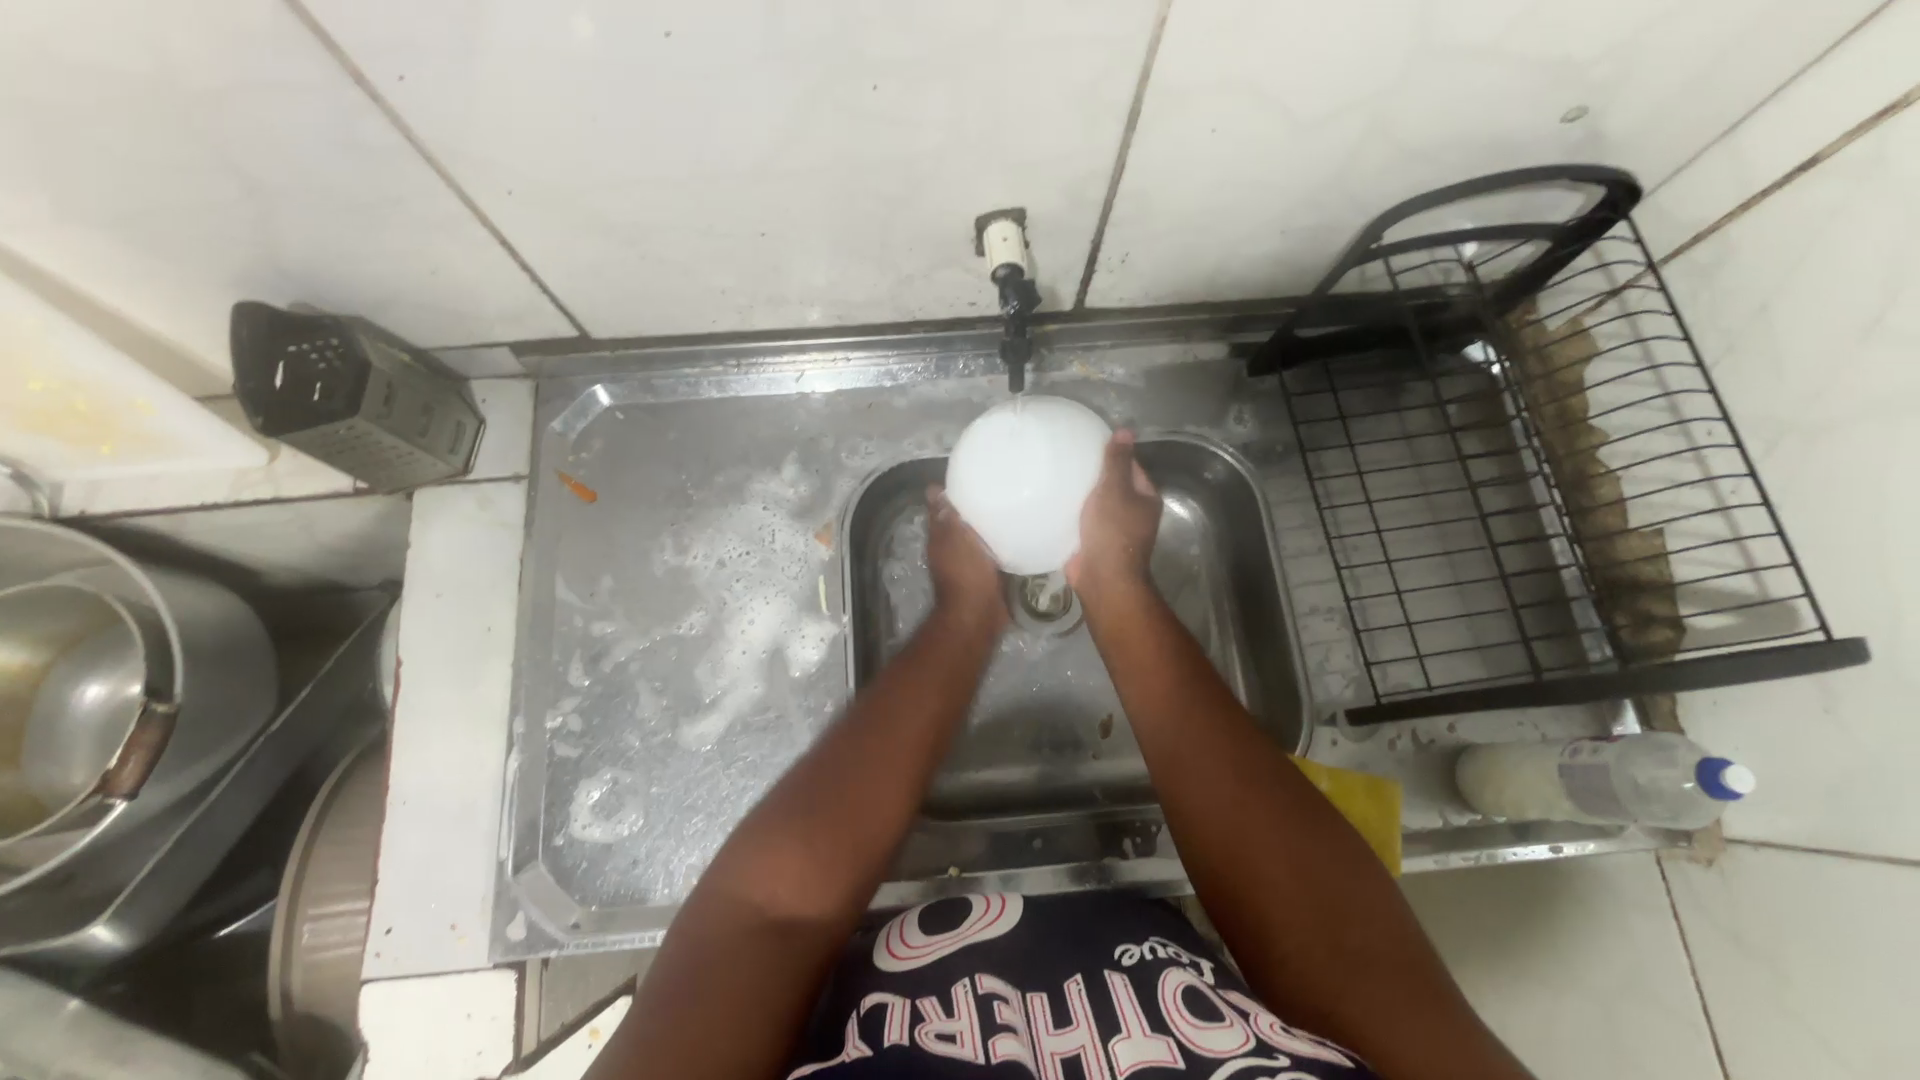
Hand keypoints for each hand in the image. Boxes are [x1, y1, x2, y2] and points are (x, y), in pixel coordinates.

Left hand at [925, 485, 1007, 633]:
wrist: (980, 613)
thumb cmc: (965, 573)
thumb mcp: (954, 539)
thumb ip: (946, 516)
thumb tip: (932, 489)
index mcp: (940, 539)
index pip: (942, 510)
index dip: (950, 494)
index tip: (969, 477)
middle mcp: (952, 550)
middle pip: (961, 524)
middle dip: (974, 508)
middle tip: (997, 488)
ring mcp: (970, 564)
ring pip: (979, 538)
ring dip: (990, 526)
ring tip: (1012, 505)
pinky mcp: (988, 574)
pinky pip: (995, 553)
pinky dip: (1002, 544)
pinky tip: (1018, 532)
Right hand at [1066, 431, 1160, 598]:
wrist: (1102, 577)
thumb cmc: (1113, 530)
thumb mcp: (1115, 489)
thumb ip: (1117, 461)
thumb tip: (1126, 430)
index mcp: (1146, 499)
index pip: (1131, 467)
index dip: (1113, 455)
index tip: (1089, 445)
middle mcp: (1133, 514)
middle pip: (1113, 486)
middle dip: (1093, 476)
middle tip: (1067, 459)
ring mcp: (1114, 531)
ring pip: (1096, 505)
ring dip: (1080, 496)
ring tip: (1056, 478)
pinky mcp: (1094, 543)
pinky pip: (1082, 523)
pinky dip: (1071, 515)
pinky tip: (1052, 504)